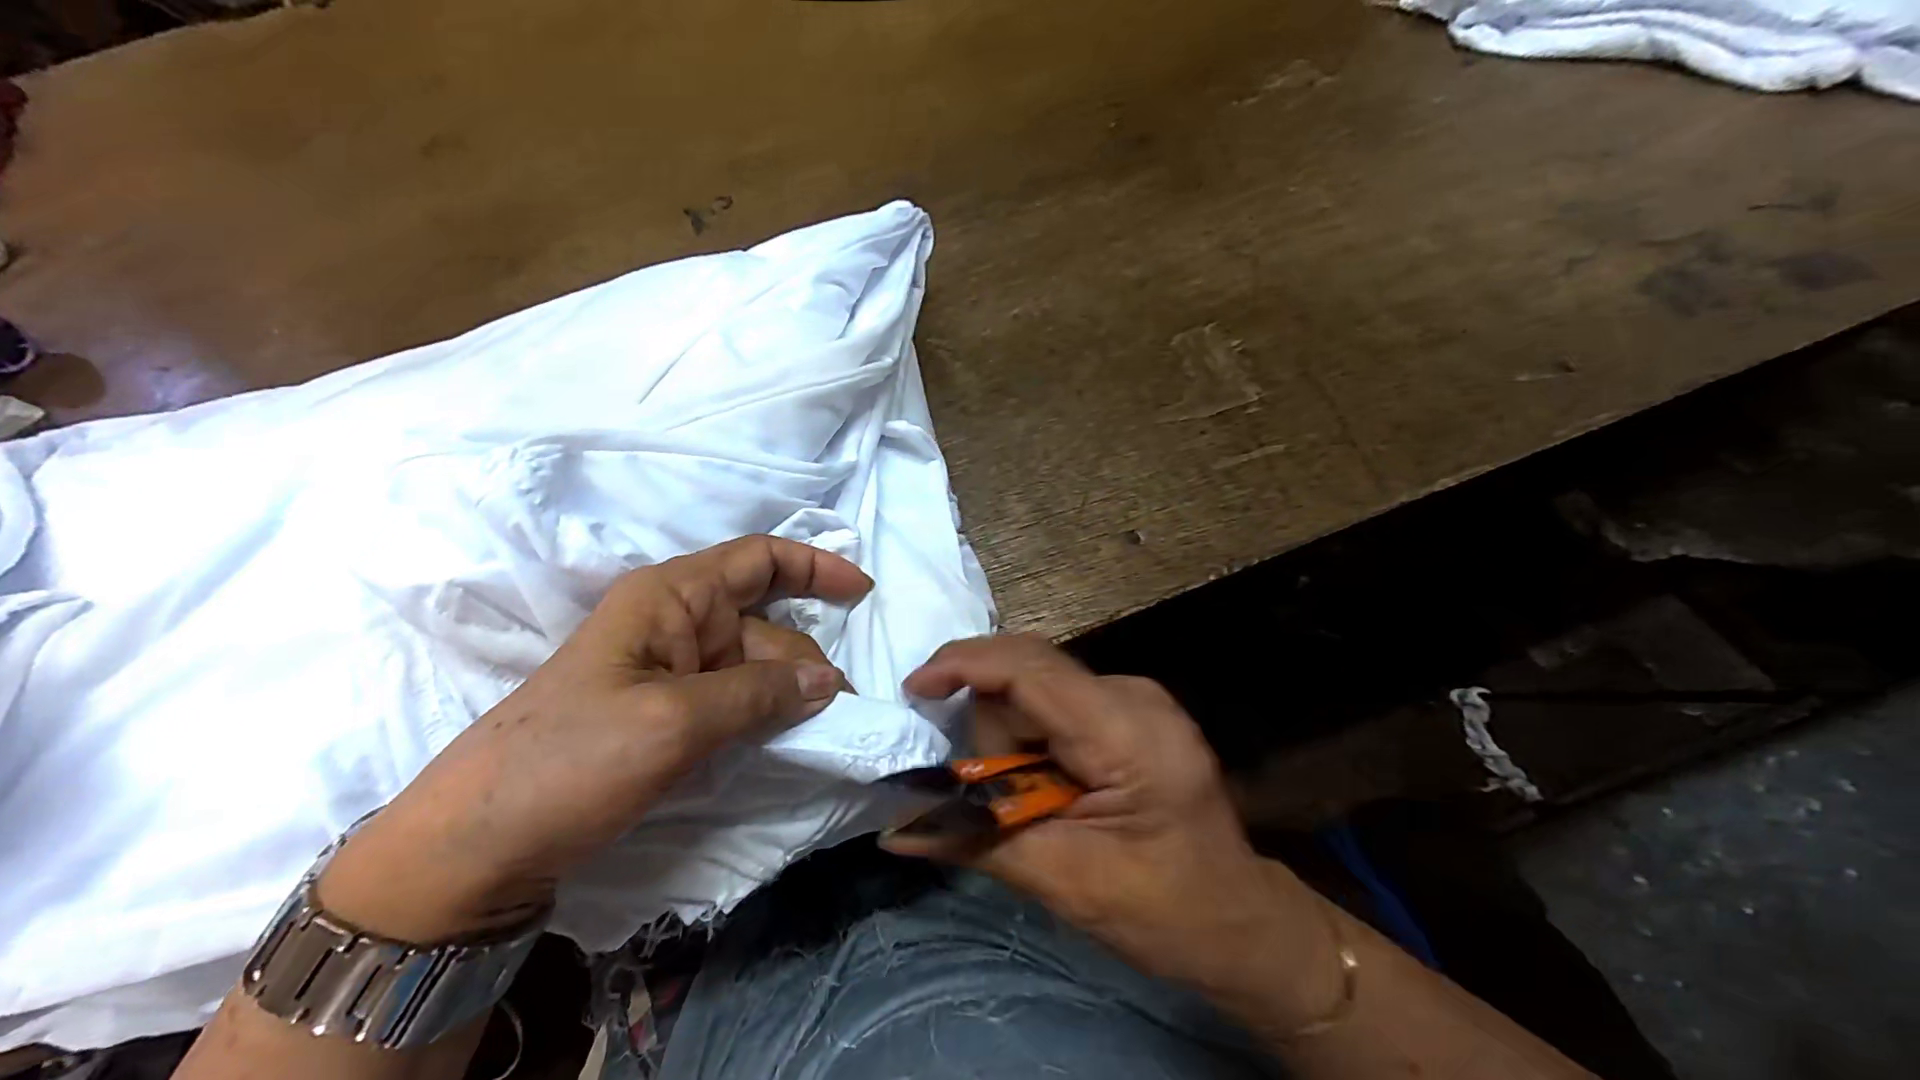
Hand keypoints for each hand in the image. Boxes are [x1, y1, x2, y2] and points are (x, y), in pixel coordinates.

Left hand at [319, 536, 870, 941]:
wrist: (477, 847)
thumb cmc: (572, 761)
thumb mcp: (675, 720)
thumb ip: (760, 693)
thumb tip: (830, 681)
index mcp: (669, 598)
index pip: (757, 559)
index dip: (813, 566)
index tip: (863, 593)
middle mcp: (673, 625)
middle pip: (765, 623)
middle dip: (807, 660)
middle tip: (843, 710)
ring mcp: (668, 674)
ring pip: (753, 668)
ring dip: (790, 695)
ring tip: (822, 733)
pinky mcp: (665, 717)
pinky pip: (734, 703)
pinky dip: (766, 716)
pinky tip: (787, 741)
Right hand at [886, 635, 1342, 1017]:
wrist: (1237, 920)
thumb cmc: (1163, 910)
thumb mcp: (1064, 881)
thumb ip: (977, 839)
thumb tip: (896, 825)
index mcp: (1129, 732)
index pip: (1031, 669)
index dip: (964, 666)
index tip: (914, 688)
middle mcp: (1134, 694)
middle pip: (1028, 677)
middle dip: (995, 734)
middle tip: (1007, 801)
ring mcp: (1137, 697)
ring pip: (1038, 688)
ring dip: (1015, 742)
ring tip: (1042, 804)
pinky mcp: (1131, 708)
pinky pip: (1057, 702)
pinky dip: (1034, 739)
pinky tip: (1052, 785)